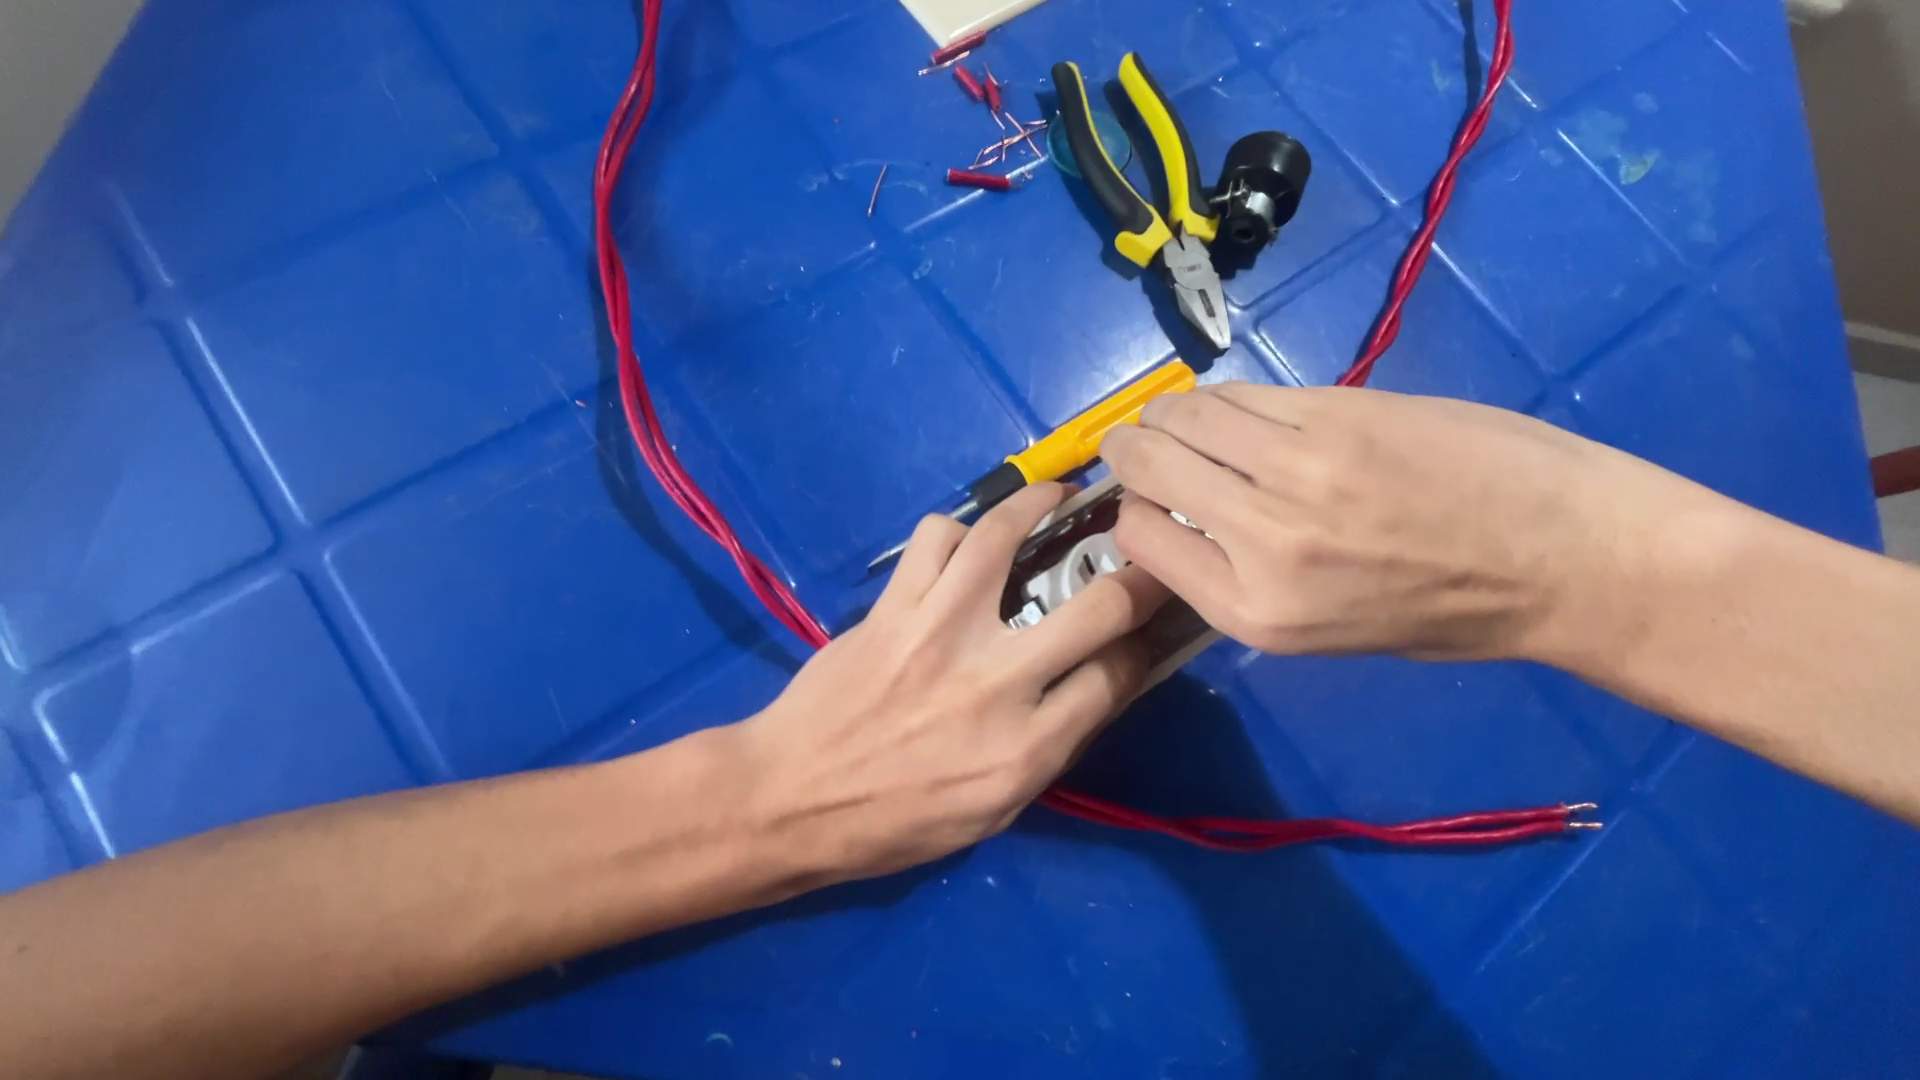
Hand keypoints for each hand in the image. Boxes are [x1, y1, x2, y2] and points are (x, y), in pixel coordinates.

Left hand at [739, 484, 1169, 882]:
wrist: (791, 799)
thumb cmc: (895, 822)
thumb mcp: (992, 812)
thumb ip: (1050, 747)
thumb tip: (1097, 683)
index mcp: (1027, 749)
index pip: (1118, 676)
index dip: (1149, 642)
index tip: (1152, 623)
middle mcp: (994, 681)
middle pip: (1097, 607)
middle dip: (1141, 572)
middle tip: (1145, 545)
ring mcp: (939, 632)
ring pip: (1005, 540)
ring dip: (1039, 505)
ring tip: (1055, 496)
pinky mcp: (893, 607)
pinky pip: (935, 539)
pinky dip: (958, 530)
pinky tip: (966, 543)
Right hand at [1100, 383, 1705, 660]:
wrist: (1572, 560)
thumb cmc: (1446, 612)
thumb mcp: (1317, 629)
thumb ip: (1233, 573)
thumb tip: (1176, 513)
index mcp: (1252, 609)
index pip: (1138, 535)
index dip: (1132, 508)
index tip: (1147, 496)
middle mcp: (1260, 538)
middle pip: (1148, 464)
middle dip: (1128, 448)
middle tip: (1136, 442)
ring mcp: (1299, 467)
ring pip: (1186, 414)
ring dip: (1170, 414)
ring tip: (1185, 420)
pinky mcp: (1338, 410)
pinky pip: (1244, 392)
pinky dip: (1225, 398)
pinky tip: (1239, 409)